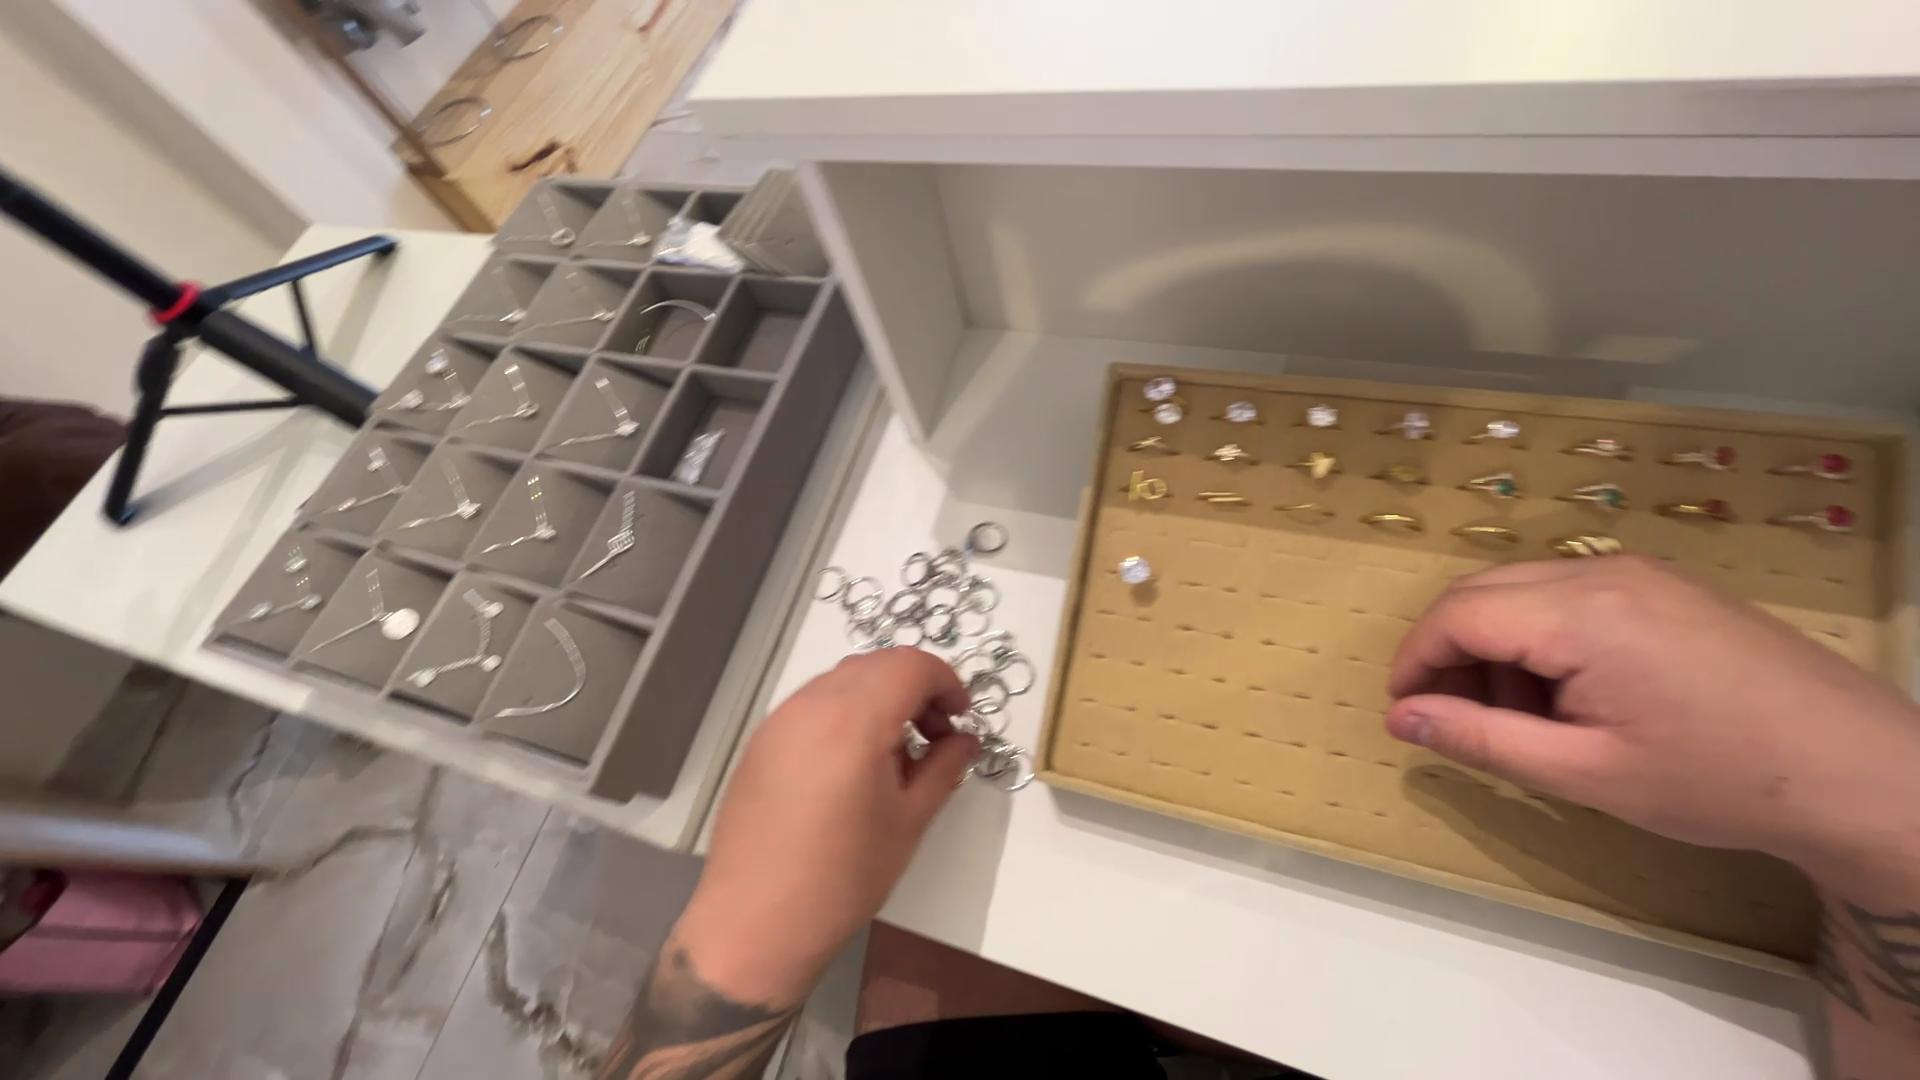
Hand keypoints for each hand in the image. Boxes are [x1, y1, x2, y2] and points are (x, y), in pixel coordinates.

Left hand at [673, 648, 977, 1007]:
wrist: (755, 922)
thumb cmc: (843, 876)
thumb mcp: (909, 821)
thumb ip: (943, 767)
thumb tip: (964, 740)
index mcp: (855, 720)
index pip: (912, 665)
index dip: (946, 683)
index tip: (960, 720)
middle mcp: (812, 704)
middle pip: (878, 664)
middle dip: (917, 688)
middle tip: (935, 736)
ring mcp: (780, 719)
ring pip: (844, 679)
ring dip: (881, 696)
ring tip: (896, 752)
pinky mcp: (762, 739)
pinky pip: (814, 703)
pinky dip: (847, 710)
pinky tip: (854, 762)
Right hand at [1384, 556, 1919, 896]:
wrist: (1874, 779)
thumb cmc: (1720, 781)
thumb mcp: (1584, 772)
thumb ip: (1478, 739)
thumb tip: (1399, 718)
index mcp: (1581, 614)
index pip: (1456, 616)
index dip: (1414, 661)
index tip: (1404, 711)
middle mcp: (1601, 574)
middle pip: (1479, 593)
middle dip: (1447, 650)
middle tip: (1451, 714)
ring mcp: (1636, 573)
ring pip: (1516, 590)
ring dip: (1491, 643)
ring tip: (1519, 714)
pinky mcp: (1660, 585)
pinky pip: (1562, 593)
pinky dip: (1534, 634)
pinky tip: (1564, 689)